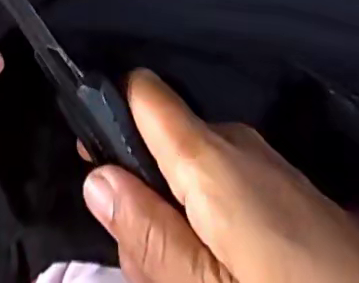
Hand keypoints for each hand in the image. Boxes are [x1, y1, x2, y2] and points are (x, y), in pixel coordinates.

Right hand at [81, 70, 358, 282]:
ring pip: (184, 168)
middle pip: (156, 142)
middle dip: (138, 193)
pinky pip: (214, 179)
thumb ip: (150, 236)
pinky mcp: (272, 176)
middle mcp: (231, 140)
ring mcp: (256, 155)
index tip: (85, 147)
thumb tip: (97, 177)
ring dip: (170, 214)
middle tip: (150, 262)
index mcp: (208, 157)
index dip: (108, 109)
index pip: (144, 94)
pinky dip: (200, 215)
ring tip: (188, 274)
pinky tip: (217, 262)